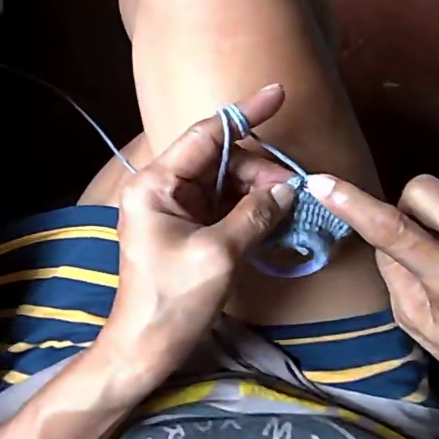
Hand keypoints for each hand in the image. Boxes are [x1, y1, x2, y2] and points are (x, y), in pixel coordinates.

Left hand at [105, 85, 298, 384]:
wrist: (144, 347)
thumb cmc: (172, 301)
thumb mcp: (219, 254)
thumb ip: (254, 214)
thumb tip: (287, 189)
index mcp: (155, 184)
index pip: (205, 135)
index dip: (244, 113)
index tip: (279, 92)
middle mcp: (160, 189)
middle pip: (218, 160)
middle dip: (257, 168)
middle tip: (293, 189)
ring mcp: (171, 209)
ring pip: (222, 182)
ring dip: (255, 189)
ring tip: (288, 204)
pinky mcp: (182, 228)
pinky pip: (219, 205)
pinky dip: (246, 207)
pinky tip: (272, 214)